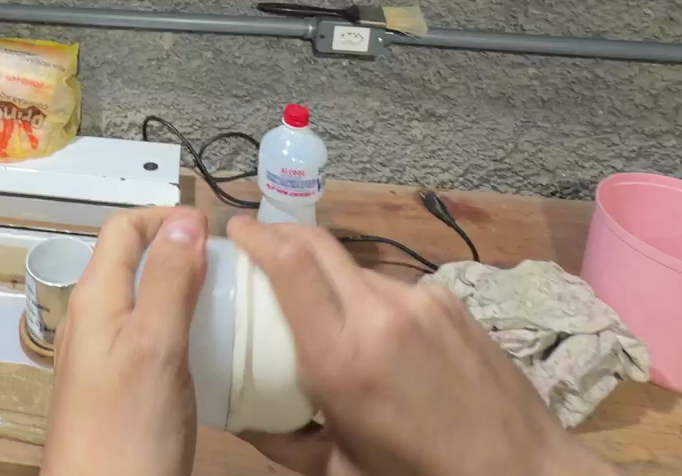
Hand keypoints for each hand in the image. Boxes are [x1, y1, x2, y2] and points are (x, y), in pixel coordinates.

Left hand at [41, 207, 208, 475]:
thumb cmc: (128, 427)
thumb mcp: (155, 346)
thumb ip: (169, 280)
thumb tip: (185, 218)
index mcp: (95, 296)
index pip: (123, 228)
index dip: (164, 217)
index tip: (210, 230)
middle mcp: (91, 317)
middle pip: (131, 260)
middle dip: (176, 250)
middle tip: (225, 266)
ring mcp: (100, 355)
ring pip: (141, 298)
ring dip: (179, 287)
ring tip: (222, 301)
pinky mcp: (114, 388)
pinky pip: (145, 335)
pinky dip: (176, 325)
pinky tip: (204, 347)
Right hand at [227, 216, 616, 475]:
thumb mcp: (343, 471)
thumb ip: (282, 441)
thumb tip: (235, 413)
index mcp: (343, 358)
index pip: (289, 264)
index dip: (256, 235)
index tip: (234, 229)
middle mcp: (378, 313)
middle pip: (315, 241)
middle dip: (279, 233)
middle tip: (258, 245)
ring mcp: (418, 298)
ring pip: (352, 265)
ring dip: (326, 272)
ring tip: (324, 308)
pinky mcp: (447, 297)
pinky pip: (390, 285)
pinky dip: (368, 297)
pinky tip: (381, 334)